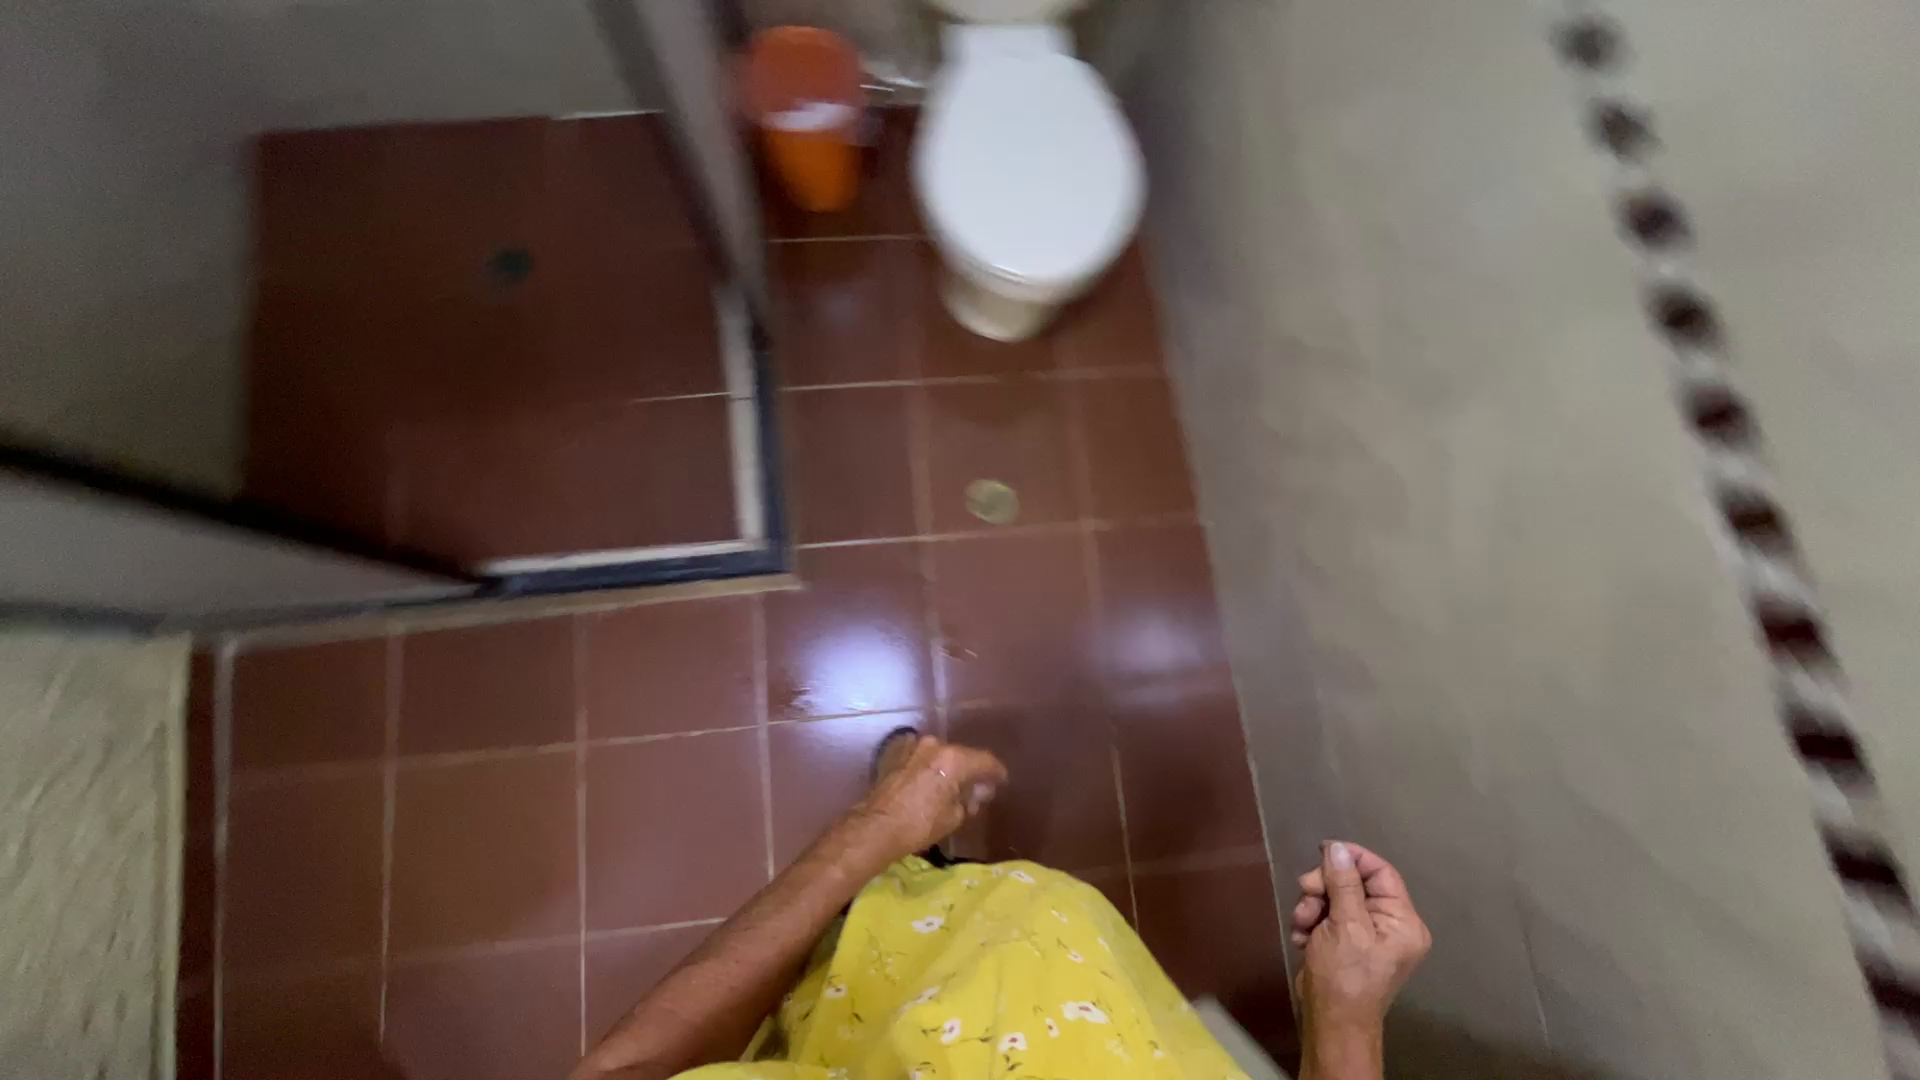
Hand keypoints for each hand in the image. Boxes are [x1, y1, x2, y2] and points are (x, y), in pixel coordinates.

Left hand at [849, 735, 1007, 860]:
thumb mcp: (954, 816)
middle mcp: (935, 745)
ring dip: (948, 768)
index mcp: (954, 759)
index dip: (997, 772)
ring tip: (951, 787)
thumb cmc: (919, 825)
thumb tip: (978, 791)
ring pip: (941, 755)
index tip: (1002, 781)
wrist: (876, 826)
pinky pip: (922, 757)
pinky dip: (930, 767)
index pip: (985, 761)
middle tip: (976, 789)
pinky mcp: (897, 752)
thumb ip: (971, 798)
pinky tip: (929, 782)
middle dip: (971, 771)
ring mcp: (913, 745)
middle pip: (962, 755)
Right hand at [1291, 841, 1430, 1032]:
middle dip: (1323, 887)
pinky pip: (1326, 914)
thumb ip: (1342, 883)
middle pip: (1352, 882)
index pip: (1381, 872)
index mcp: (1402, 921)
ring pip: (1334, 896)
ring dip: (1311, 906)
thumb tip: (1337, 848)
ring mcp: (1367, 933)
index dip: (1352, 858)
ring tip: (1302, 925)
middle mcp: (1389, 924)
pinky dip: (1310, 921)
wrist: (1331, 1021)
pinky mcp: (1346, 941)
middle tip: (1305, 895)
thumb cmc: (1345, 975)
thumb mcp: (1344, 925)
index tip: (1321, 851)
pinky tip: (1303, 937)